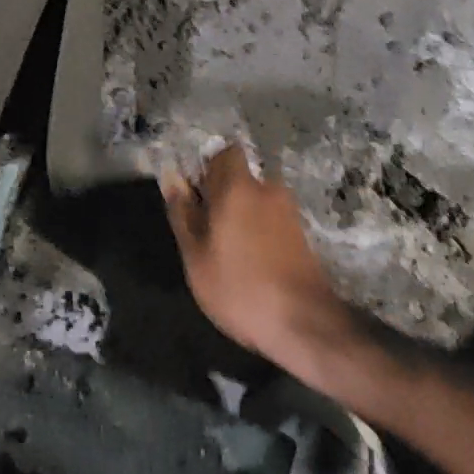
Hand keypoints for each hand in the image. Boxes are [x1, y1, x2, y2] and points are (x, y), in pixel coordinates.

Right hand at [160, 145, 350, 368]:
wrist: (302, 320)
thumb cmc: (239, 288)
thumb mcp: (196, 256)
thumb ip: (183, 213)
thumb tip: (172, 177)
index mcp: (239, 187)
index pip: (226, 152)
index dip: (207, 167)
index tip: (194, 194)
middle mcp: (268, 188)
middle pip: (239, 177)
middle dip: (221, 196)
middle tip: (203, 231)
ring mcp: (288, 210)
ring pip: (255, 199)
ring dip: (239, 216)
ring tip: (225, 252)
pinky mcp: (300, 231)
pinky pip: (269, 218)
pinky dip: (256, 230)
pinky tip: (249, 261)